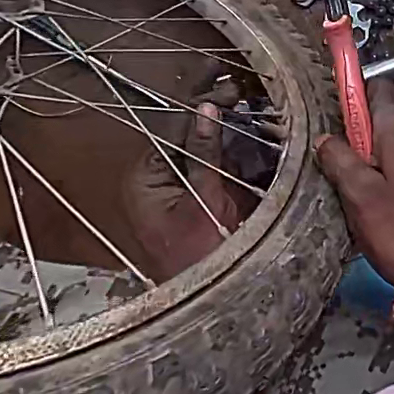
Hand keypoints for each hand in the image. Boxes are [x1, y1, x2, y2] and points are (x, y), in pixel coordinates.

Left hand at [123, 102, 240, 282]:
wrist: (215, 303)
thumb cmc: (198, 253)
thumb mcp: (203, 197)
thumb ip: (205, 151)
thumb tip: (207, 109)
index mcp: (145, 178)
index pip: (173, 130)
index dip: (201, 108)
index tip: (227, 91)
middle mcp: (157, 179)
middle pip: (187, 136)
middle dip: (214, 116)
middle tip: (238, 93)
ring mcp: (179, 189)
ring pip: (202, 148)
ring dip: (224, 131)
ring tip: (247, 106)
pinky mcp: (200, 198)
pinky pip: (213, 166)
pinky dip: (230, 152)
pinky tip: (248, 134)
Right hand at [313, 79, 393, 285]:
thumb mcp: (359, 192)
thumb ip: (339, 159)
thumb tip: (324, 139)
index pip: (379, 87)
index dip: (354, 89)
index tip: (331, 104)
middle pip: (378, 114)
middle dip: (352, 125)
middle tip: (328, 147)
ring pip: (382, 140)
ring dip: (360, 150)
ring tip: (338, 172)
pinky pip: (389, 162)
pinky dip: (372, 169)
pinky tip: (358, 192)